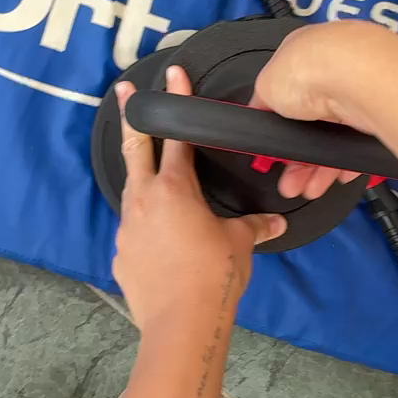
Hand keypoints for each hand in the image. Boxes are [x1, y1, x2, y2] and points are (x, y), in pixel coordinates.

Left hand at [112, 64, 286, 343]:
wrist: (181, 324)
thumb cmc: (214, 275)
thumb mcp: (240, 244)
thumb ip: (256, 226)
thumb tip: (277, 221)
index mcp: (175, 189)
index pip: (177, 135)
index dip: (177, 101)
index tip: (173, 73)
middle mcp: (144, 200)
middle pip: (136, 148)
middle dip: (131, 115)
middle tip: (122, 90)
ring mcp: (126, 228)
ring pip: (134, 191)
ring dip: (143, 179)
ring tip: (158, 185)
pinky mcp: (120, 254)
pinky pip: (133, 229)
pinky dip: (145, 224)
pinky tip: (161, 242)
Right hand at [252, 21, 397, 198]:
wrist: (355, 76)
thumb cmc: (314, 65)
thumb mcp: (264, 83)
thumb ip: (261, 100)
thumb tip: (259, 111)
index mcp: (304, 56)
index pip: (288, 98)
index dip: (279, 128)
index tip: (274, 151)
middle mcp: (333, 73)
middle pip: (311, 125)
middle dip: (298, 158)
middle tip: (290, 178)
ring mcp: (356, 93)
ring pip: (335, 140)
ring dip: (319, 167)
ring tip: (307, 186)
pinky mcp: (376, 114)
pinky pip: (357, 147)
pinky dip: (346, 164)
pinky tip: (335, 175)